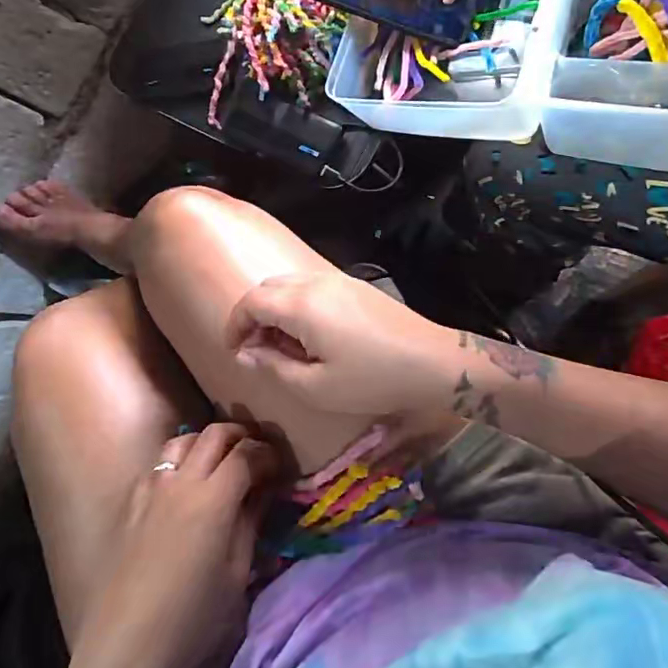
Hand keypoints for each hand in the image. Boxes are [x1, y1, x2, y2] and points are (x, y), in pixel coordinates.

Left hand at [56, 424, 279, 667]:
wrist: (126, 648)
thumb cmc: (192, 619)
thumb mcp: (237, 573)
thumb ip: (250, 522)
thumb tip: (263, 490)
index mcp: (214, 498)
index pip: (246, 453)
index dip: (267, 453)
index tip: (279, 465)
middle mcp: (182, 481)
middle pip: (215, 433)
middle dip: (241, 435)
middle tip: (257, 452)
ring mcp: (152, 488)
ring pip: (183, 440)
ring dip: (207, 441)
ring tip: (221, 459)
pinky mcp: (131, 503)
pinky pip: (160, 463)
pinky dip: (180, 459)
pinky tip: (185, 483)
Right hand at [226, 272, 456, 416]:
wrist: (432, 360)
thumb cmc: (371, 379)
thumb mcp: (316, 387)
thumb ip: (273, 366)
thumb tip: (245, 352)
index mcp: (301, 305)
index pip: (251, 302)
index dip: (235, 325)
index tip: (235, 352)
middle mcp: (315, 283)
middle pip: (268, 287)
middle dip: (253, 315)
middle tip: (256, 351)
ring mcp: (338, 281)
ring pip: (290, 284)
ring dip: (276, 309)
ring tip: (284, 347)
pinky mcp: (356, 286)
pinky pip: (312, 287)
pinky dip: (298, 305)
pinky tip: (312, 337)